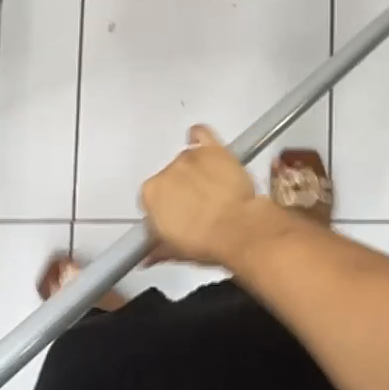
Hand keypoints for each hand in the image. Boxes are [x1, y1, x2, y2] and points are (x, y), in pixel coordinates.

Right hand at [140, 125, 271, 265]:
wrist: (239, 229)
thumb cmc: (206, 241)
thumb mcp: (176, 252)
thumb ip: (158, 249)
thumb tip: (150, 256)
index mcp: (151, 194)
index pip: (152, 198)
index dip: (165, 209)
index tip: (176, 218)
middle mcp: (167, 171)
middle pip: (170, 177)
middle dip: (182, 190)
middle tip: (198, 207)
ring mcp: (191, 157)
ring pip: (187, 160)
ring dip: (195, 170)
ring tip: (211, 188)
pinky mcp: (213, 149)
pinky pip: (201, 133)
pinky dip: (199, 136)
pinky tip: (202, 143)